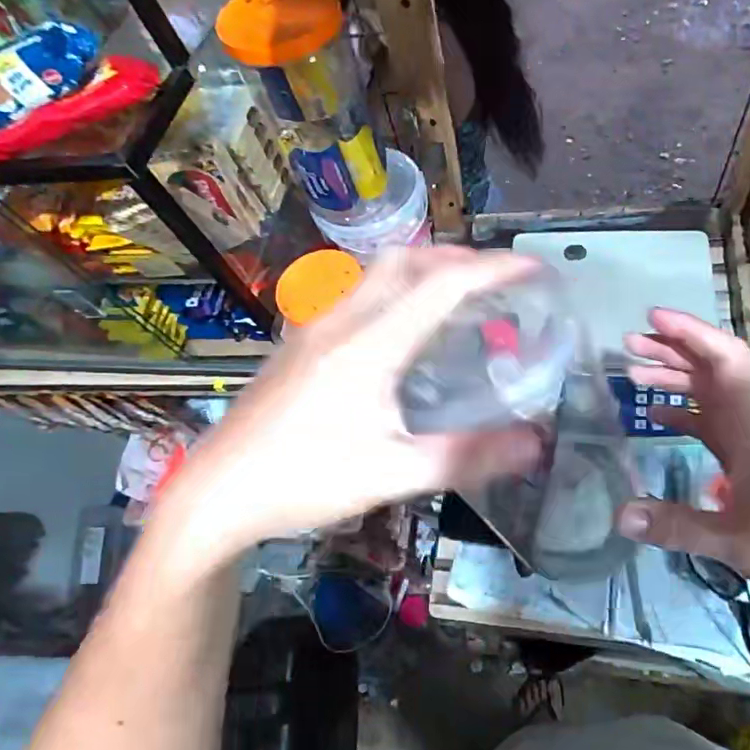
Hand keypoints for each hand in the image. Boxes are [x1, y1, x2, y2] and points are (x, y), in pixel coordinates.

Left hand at [155, 247, 545, 559]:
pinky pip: (357, 295)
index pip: (443, 285)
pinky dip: (395, 291)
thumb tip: (535, 444)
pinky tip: (401, 331)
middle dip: (457, 257)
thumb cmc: (302, 480)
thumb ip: (466, 457)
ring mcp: (313, 328)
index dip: (494, 269)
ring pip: (375, 273)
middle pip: (405, 260)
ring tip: (457, 296)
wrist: (214, 492)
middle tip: (496, 280)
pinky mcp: (298, 345)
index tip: (534, 268)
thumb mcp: (391, 475)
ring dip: (422, 270)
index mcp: (369, 344)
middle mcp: (341, 321)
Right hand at [615, 309, 749, 619]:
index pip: (724, 365)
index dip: (691, 334)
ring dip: (677, 377)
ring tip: (634, 374)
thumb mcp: (736, 544)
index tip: (654, 318)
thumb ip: (678, 527)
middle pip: (715, 370)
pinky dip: (684, 413)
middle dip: (674, 348)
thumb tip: (619, 513)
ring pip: (712, 394)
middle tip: (629, 344)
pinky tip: (656, 417)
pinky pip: (713, 425)